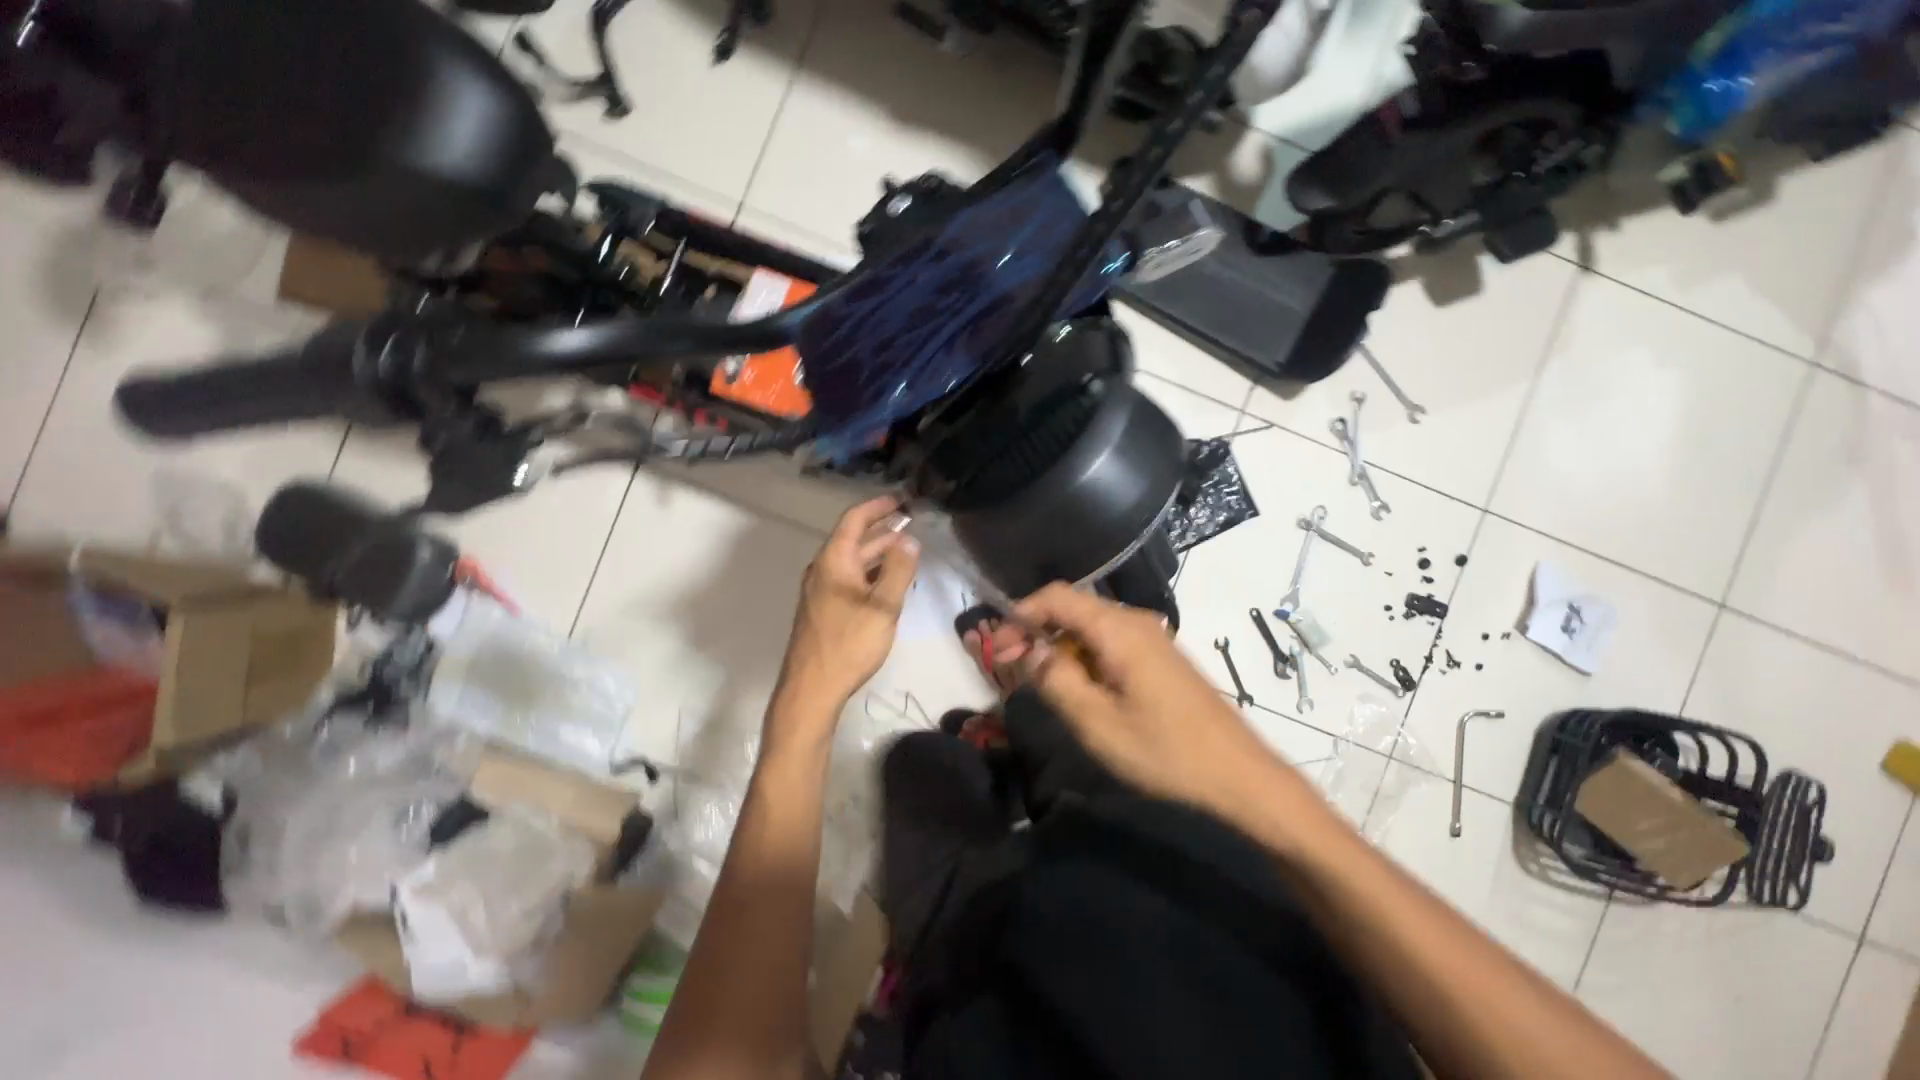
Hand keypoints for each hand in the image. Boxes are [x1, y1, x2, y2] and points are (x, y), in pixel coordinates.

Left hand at [775, 497, 920, 719]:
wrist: (811, 688)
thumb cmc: (849, 643)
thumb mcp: (883, 606)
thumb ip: (899, 570)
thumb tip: (910, 540)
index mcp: (834, 561)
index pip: (854, 520)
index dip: (878, 506)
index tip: (902, 500)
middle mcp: (822, 570)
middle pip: (854, 540)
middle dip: (884, 531)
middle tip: (913, 526)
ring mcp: (820, 591)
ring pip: (852, 563)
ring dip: (878, 555)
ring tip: (907, 552)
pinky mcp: (823, 611)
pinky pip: (848, 580)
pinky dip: (870, 574)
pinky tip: (888, 585)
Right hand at [1013, 584, 1297, 819]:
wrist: (1240, 776)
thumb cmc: (1165, 751)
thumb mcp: (1097, 722)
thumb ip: (1056, 680)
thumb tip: (1027, 649)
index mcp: (1120, 630)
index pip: (1058, 596)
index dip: (1021, 613)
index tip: (998, 647)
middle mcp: (1138, 622)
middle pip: (1075, 608)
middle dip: (1038, 632)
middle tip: (1014, 670)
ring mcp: (1154, 640)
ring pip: (1093, 628)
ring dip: (1062, 648)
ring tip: (1043, 685)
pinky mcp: (1163, 660)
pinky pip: (1113, 644)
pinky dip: (1087, 658)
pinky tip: (1082, 691)